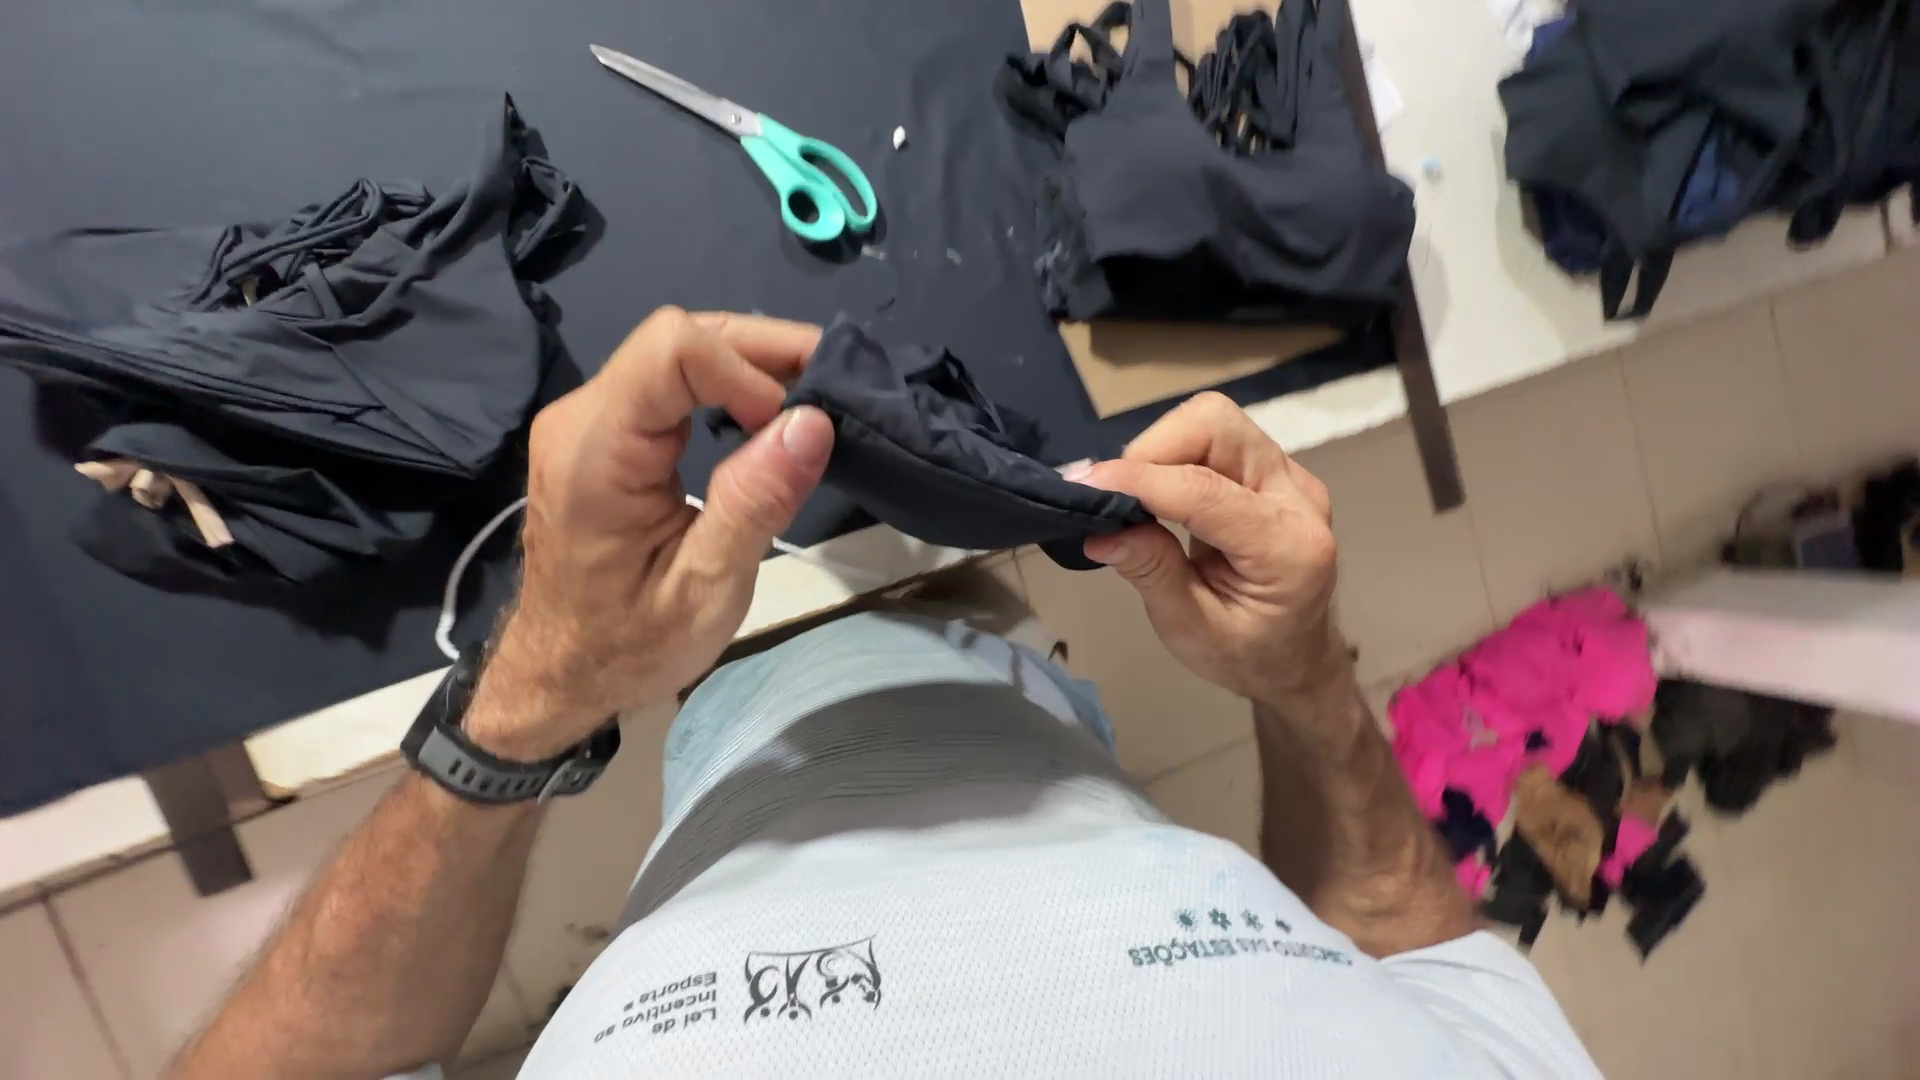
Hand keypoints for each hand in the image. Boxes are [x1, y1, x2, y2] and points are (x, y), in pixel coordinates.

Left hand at [464, 309, 833, 760]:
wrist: (562, 673)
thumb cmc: (631, 644)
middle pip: (679, 337)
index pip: (673, 349)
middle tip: (833, 386)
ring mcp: (590, 421)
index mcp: (598, 451)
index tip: (792, 428)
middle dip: (764, 351)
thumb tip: (813, 423)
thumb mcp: (708, 588)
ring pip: (678, 353)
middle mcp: (584, 417)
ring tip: (812, 401)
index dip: (748, 371)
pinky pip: (671, 384)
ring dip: (753, 367)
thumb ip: (755, 502)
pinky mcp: (606, 435)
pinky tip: (766, 417)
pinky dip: (730, 389)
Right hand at [1071, 392, 1346, 707]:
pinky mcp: (1270, 470)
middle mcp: (1296, 497)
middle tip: (1116, 494)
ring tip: (1134, 496)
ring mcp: (1287, 476)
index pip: (1205, 490)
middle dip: (1154, 449)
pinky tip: (1155, 492)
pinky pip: (1215, 437)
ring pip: (1214, 421)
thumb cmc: (1244, 655)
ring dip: (1160, 448)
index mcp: (1288, 548)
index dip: (1138, 481)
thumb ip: (1152, 574)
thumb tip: (1100, 532)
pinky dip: (1172, 453)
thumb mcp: (1190, 629)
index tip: (1083, 485)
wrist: (1295, 659)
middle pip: (1217, 426)